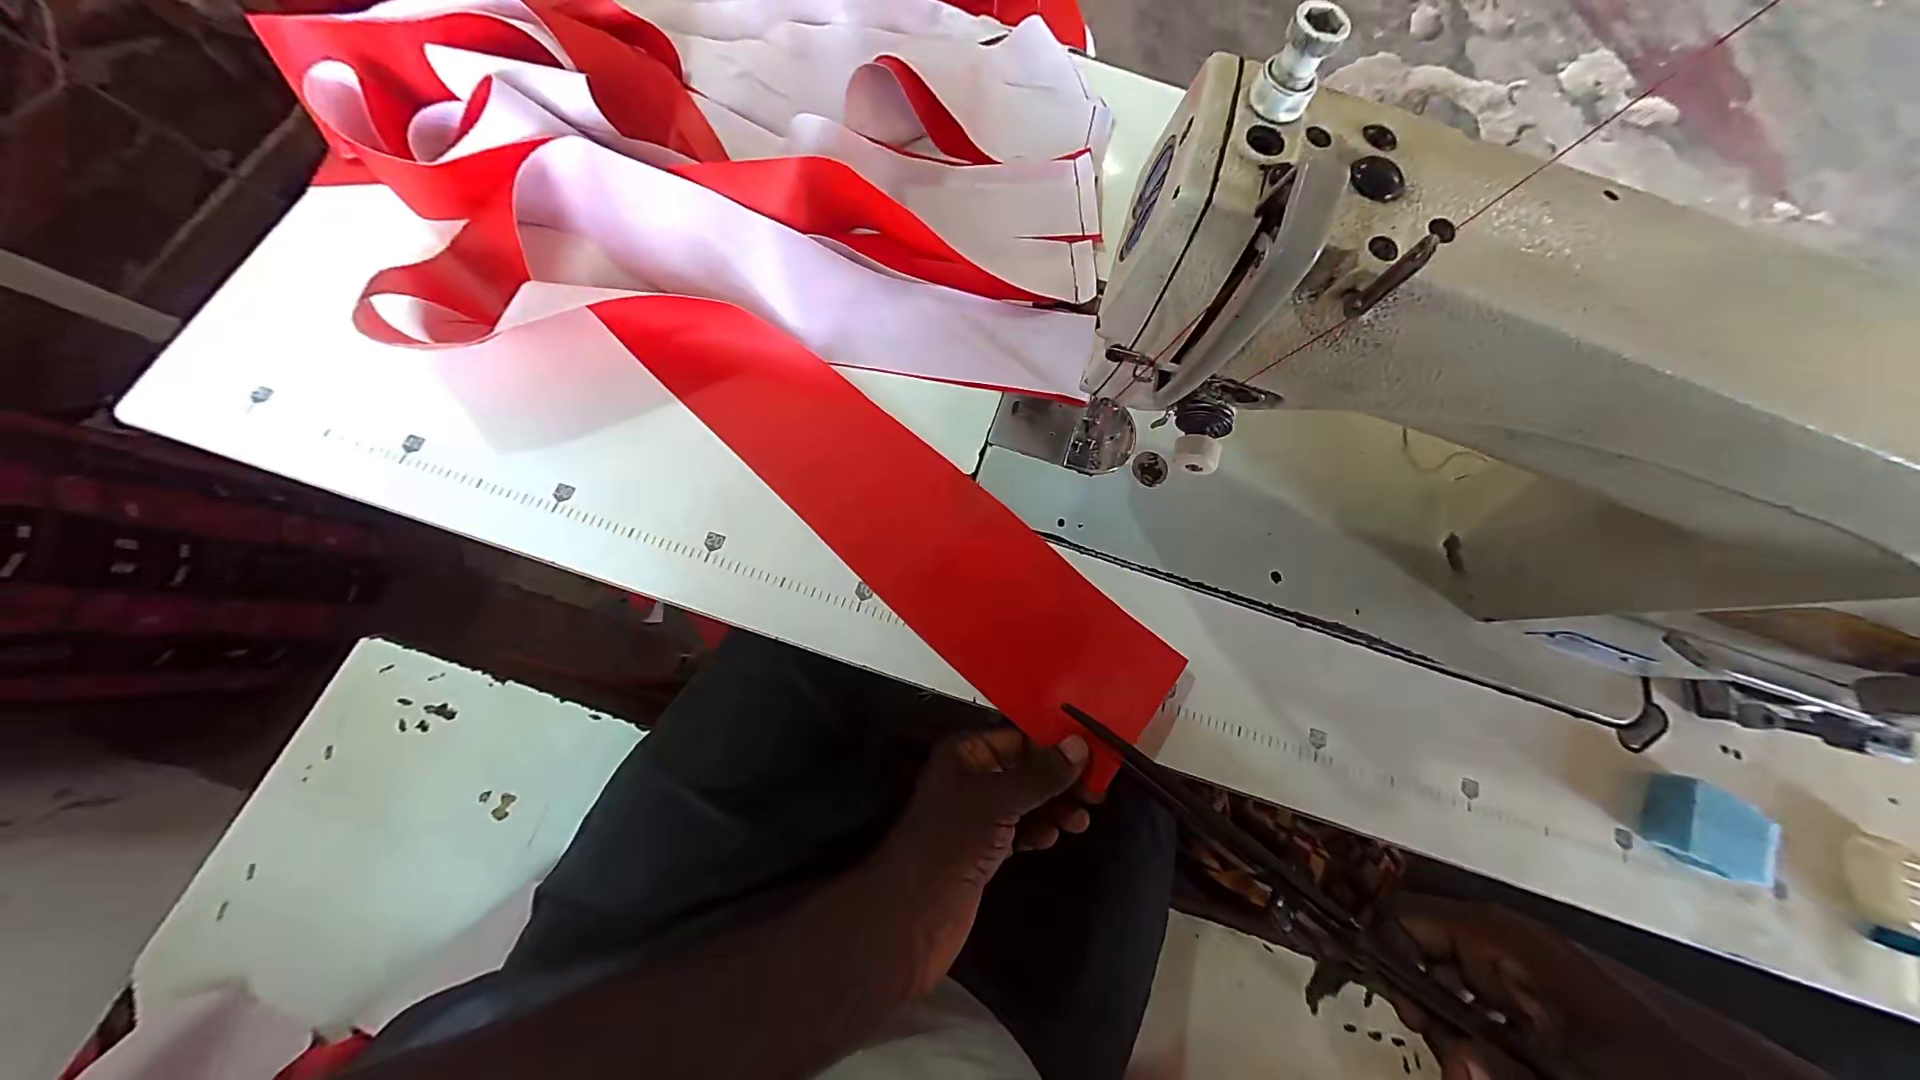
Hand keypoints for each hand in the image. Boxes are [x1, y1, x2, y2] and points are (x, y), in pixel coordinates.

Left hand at [868, 728, 1092, 994]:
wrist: (912, 914)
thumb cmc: (949, 842)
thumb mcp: (998, 801)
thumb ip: (1041, 775)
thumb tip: (1079, 746)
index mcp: (964, 754)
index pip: (1016, 737)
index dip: (1052, 745)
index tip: (1090, 755)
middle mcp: (969, 778)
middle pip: (1024, 770)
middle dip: (1058, 781)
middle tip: (1094, 795)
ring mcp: (975, 815)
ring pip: (1024, 801)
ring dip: (1052, 808)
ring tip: (1079, 821)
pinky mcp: (981, 848)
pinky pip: (1017, 829)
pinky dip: (1036, 830)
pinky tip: (1049, 838)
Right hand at [1383, 897, 1565, 1079]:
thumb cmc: (1664, 1071)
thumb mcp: (1570, 1076)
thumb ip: (1502, 1070)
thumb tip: (1449, 1054)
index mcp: (1503, 938)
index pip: (1403, 917)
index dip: (1387, 956)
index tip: (1400, 1007)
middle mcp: (1511, 939)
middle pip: (1424, 949)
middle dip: (1426, 1000)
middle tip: (1457, 1050)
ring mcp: (1534, 962)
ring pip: (1457, 977)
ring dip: (1459, 1019)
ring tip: (1489, 1057)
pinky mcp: (1554, 988)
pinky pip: (1494, 996)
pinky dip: (1490, 1027)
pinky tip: (1513, 1054)